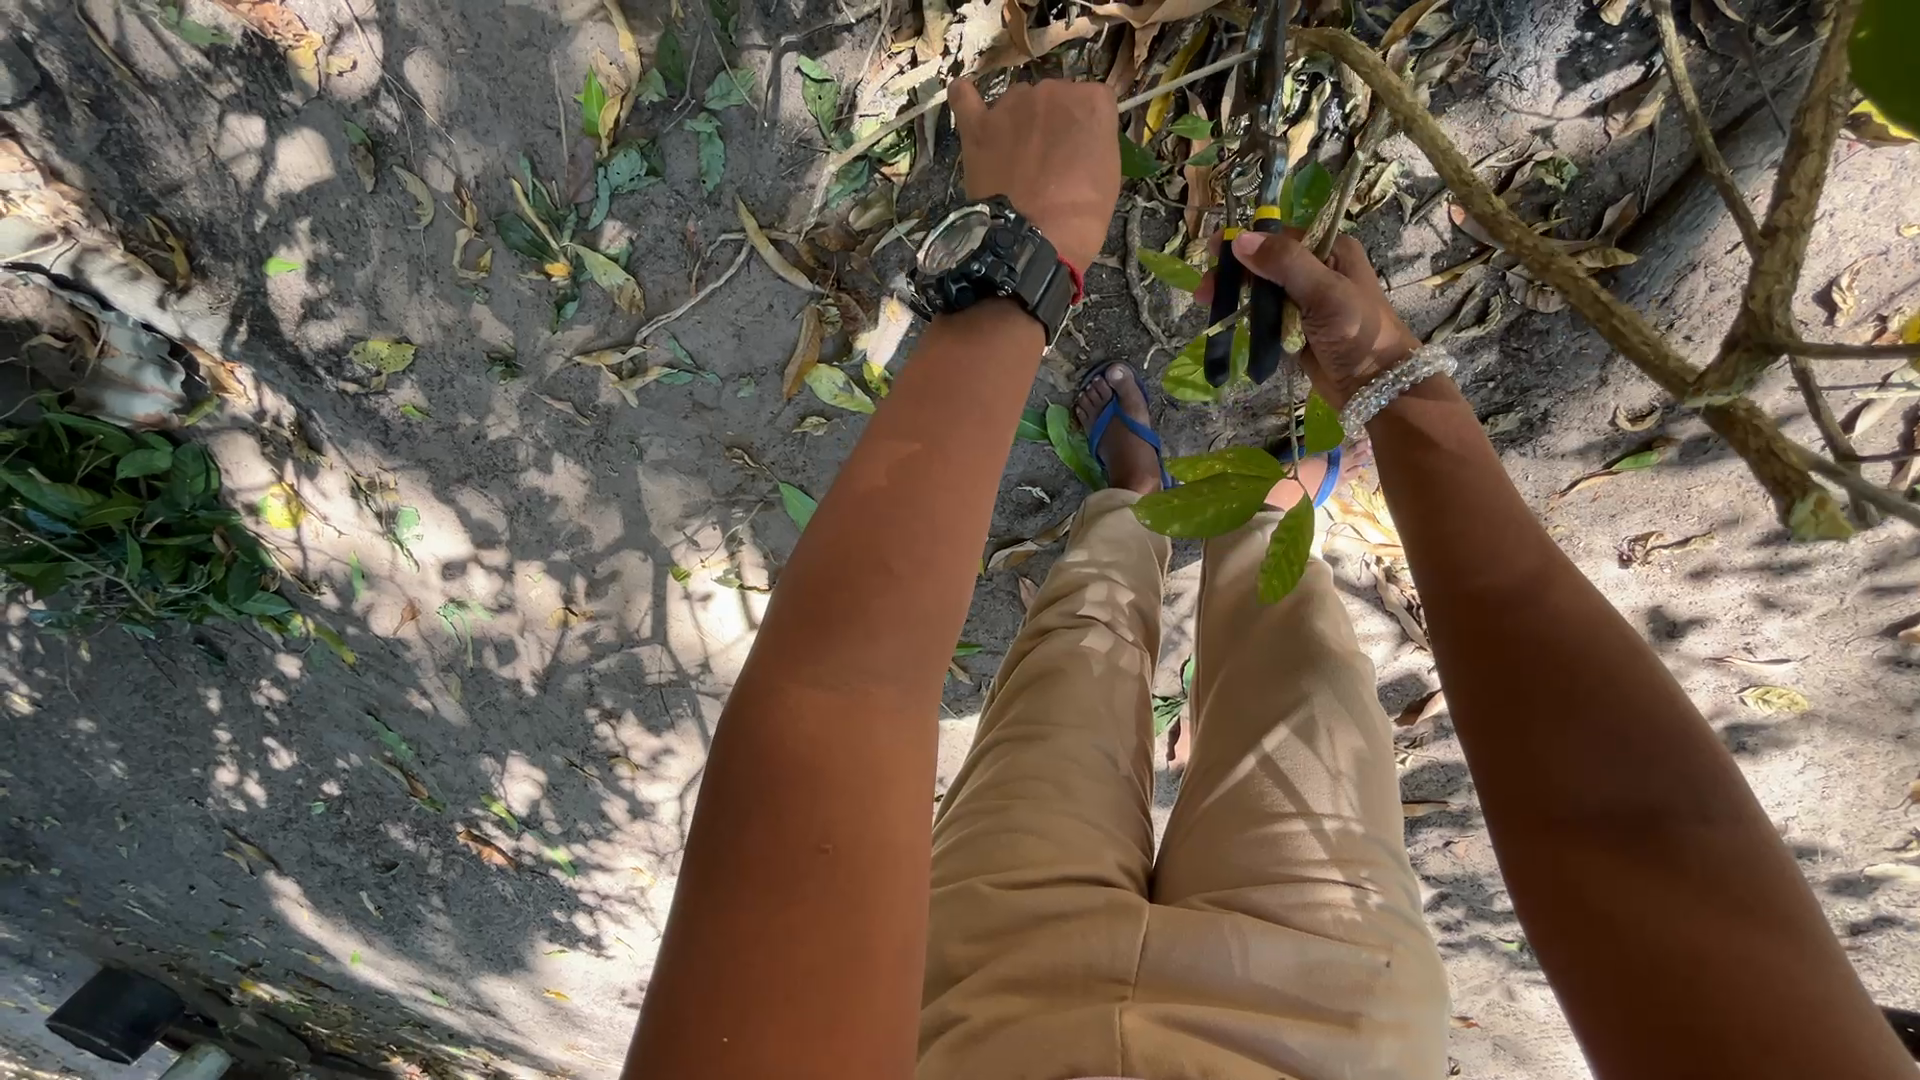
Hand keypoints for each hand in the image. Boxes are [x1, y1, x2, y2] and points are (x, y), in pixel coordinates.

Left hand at [948, 78, 1119, 271]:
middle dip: (1052, 123)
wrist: (1035, 240)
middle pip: (1052, 98)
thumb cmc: (1081, 216)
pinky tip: (967, 102)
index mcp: (1091, 100)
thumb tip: (1080, 138)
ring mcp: (1011, 105)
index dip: (1084, 129)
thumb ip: (1095, 141)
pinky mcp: (978, 126)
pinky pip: (965, 98)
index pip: (1091, 101)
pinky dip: (965, 98)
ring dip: (1017, 122)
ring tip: (1014, 159)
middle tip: (1047, 161)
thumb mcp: (1108, 174)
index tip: (1080, 151)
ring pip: (1016, 101)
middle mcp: (1052, 90)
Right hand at [1195, 229, 1421, 409]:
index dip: (1246, 242)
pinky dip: (1246, 319)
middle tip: (1205, 291)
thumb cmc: (1358, 332)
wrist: (1374, 383)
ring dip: (1236, 297)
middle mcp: (1317, 270)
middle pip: (1265, 263)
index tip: (1212, 253)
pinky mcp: (1294, 328)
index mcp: (1331, 249)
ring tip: (1210, 307)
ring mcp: (1304, 301)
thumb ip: (1285, 263)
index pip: (1280, 236)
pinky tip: (1227, 322)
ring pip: (1261, 291)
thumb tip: (1241, 240)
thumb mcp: (1324, 292)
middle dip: (1234, 274)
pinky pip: (1263, 317)